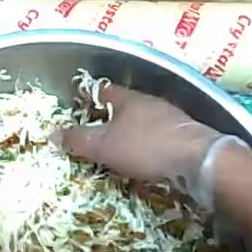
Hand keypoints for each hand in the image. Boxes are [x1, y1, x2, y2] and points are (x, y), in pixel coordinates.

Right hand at [57, 85, 251, 210]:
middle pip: (125, 105)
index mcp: (127, 99)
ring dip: (132, 131)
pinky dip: (150, 144)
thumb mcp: (104, 146)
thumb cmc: (145, 147)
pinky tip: (148, 157)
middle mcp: (150, 102)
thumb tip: (52, 133)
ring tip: (120, 147)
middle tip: (97, 132)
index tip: (79, 108)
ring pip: (144, 120)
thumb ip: (78, 139)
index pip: (103, 90)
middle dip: (111, 117)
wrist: (199, 160)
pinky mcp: (187, 135)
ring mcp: (171, 117)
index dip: (89, 98)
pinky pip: (160, 135)